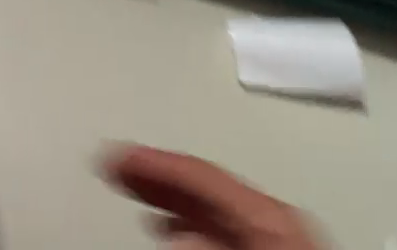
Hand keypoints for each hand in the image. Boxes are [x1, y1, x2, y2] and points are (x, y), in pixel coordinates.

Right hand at [105, 145, 323, 249]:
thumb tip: (175, 236)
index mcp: (274, 219)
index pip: (203, 176)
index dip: (153, 163)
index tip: (111, 155)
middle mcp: (280, 222)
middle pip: (207, 188)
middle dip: (157, 177)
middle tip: (111, 167)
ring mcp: (285, 240)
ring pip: (216, 211)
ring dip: (171, 202)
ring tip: (133, 196)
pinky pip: (229, 234)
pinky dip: (195, 229)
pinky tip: (174, 236)